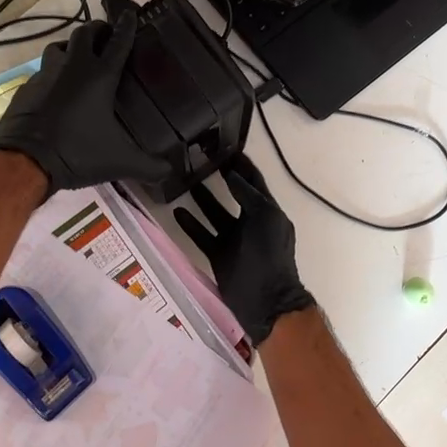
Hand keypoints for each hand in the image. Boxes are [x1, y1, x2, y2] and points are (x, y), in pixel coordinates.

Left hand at [0, 9, 171, 193]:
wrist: (25, 161)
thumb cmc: (77, 153)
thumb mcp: (119, 162)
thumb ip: (148, 166)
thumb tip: (169, 171)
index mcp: (99, 76)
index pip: (118, 42)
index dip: (126, 26)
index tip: (130, 15)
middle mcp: (73, 67)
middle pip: (84, 33)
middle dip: (97, 29)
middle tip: (106, 34)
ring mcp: (46, 74)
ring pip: (59, 46)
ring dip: (70, 46)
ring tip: (78, 56)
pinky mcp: (27, 87)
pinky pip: (42, 72)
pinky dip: (52, 74)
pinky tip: (55, 88)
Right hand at [174, 155, 314, 345]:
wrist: (265, 302)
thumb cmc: (269, 256)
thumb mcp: (264, 219)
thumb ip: (248, 195)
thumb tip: (232, 174)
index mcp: (267, 210)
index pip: (254, 180)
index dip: (242, 163)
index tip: (225, 145)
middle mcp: (250, 221)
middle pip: (233, 192)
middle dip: (220, 175)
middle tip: (199, 157)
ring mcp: (234, 238)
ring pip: (215, 212)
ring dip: (202, 197)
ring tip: (184, 179)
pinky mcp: (219, 254)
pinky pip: (203, 234)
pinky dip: (191, 224)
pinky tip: (176, 211)